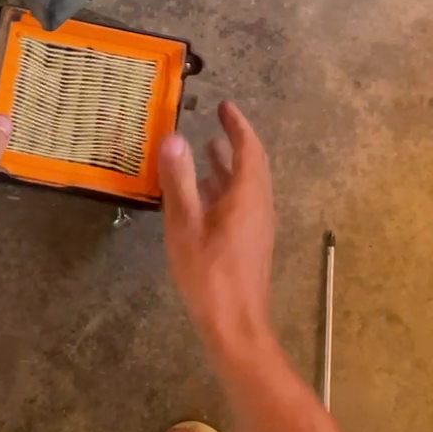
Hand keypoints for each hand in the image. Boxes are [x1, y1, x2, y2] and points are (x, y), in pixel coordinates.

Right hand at [160, 102, 278, 363]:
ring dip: (230, 163)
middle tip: (219, 118)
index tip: (225, 105)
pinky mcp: (249, 242)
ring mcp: (256, 226)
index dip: (238, 125)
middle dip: (237, 139)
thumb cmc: (209, 275)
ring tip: (208, 148)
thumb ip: (179, 181)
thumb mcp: (185, 225)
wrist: (235, 326)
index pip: (249, 149)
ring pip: (247, 184)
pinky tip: (205, 193)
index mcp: (247, 197)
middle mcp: (258, 206)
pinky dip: (226, 185)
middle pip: (253, 164)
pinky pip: (242, 201)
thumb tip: (174, 137)